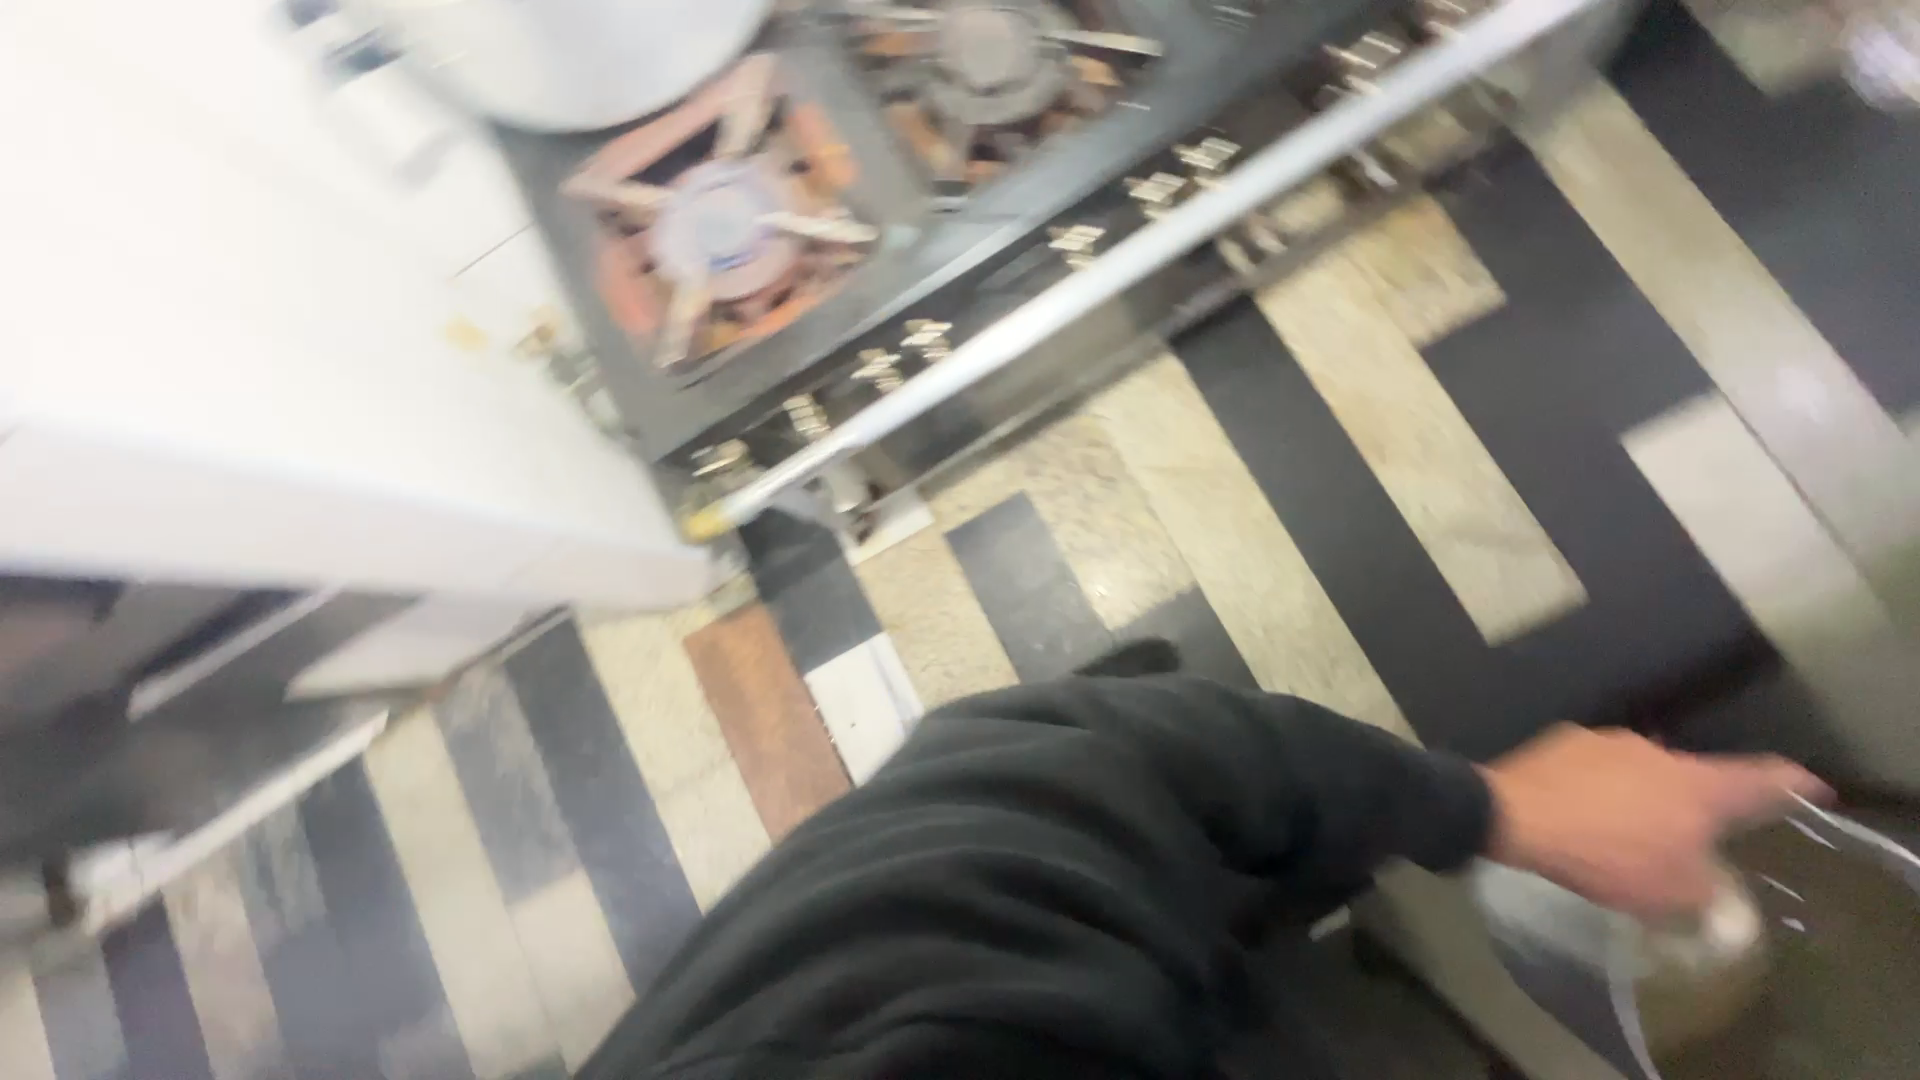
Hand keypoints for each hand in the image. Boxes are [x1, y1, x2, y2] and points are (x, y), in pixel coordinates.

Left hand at [1478, 725, 1830, 917]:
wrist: (1509, 815)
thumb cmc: (1605, 853)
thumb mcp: (1675, 893)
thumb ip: (1707, 889)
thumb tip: (1706, 882)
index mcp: (1697, 783)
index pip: (1761, 777)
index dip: (1792, 784)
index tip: (1811, 788)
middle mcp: (1652, 750)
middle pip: (1691, 774)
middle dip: (1694, 802)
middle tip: (1691, 833)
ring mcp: (1598, 740)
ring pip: (1636, 769)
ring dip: (1638, 794)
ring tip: (1627, 826)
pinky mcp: (1554, 743)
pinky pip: (1591, 768)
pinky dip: (1595, 788)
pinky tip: (1582, 811)